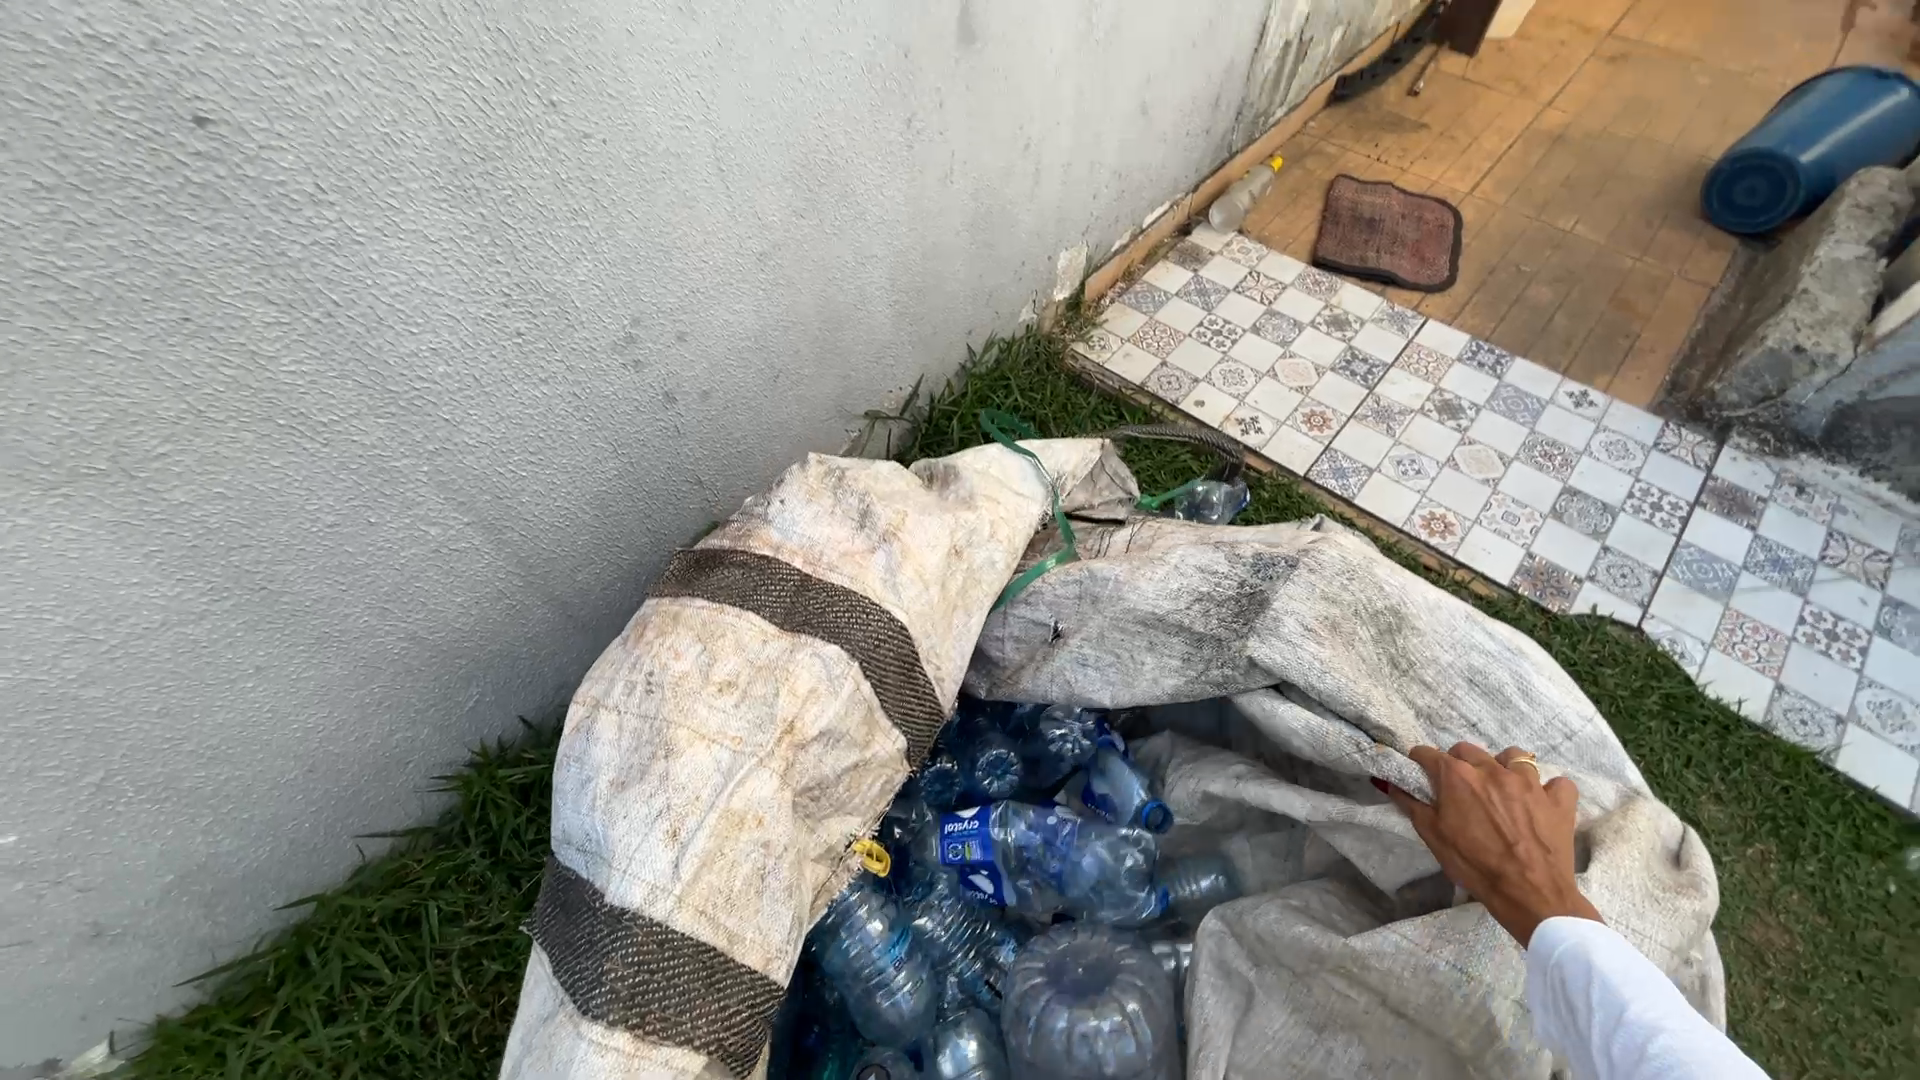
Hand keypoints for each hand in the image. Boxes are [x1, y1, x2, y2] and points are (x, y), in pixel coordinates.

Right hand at [1378, 742, 1600, 946]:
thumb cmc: (1474, 864)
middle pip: (1467, 749)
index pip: (1428, 754)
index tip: (1421, 776)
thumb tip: (1387, 782)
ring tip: (1502, 787)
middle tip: (1459, 786)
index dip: (1420, 763)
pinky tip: (1540, 802)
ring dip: (1504, 767)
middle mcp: (1492, 770)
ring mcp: (1530, 783)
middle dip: (1458, 762)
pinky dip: (1549, 788)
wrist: (1530, 895)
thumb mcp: (1431, 834)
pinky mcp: (1559, 802)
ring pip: (1515, 756)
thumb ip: (1409, 803)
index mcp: (1457, 776)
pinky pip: (1558, 783)